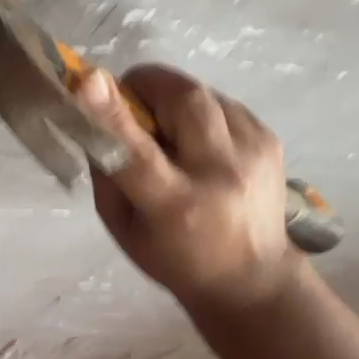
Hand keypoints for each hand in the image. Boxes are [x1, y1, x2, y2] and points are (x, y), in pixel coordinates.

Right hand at [74, 64, 303, 313]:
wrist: (254, 279)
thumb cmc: (172, 258)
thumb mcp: (122, 227)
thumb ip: (108, 172)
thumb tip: (93, 118)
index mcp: (174, 204)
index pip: (136, 152)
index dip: (110, 113)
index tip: (87, 79)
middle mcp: (220, 172)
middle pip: (183, 100)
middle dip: (146, 86)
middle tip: (128, 101)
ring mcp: (254, 152)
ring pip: (203, 94)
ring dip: (171, 99)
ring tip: (165, 129)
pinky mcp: (271, 139)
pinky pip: (222, 103)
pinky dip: (198, 111)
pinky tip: (196, 141)